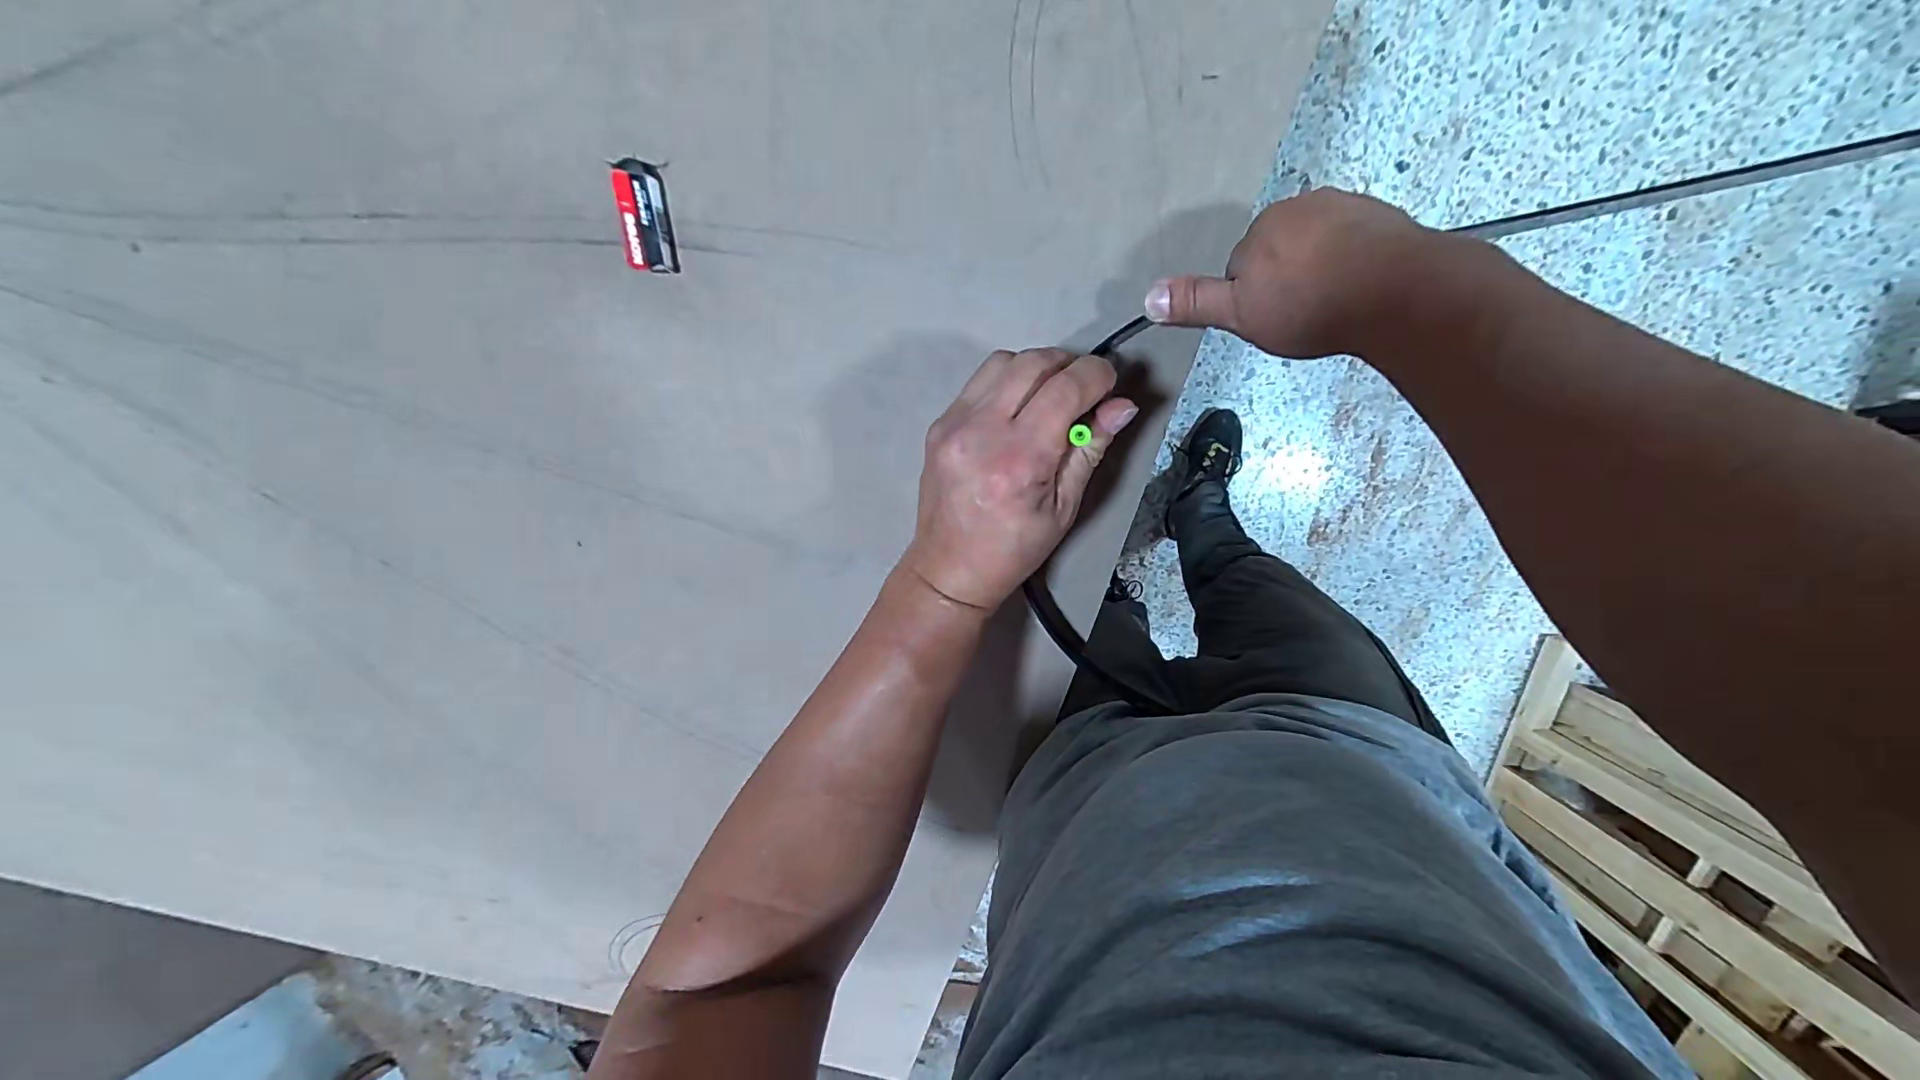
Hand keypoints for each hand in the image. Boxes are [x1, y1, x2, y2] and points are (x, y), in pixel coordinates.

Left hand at [902, 348, 1138, 610]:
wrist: (950, 568)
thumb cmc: (1012, 548)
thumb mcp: (1064, 507)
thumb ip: (1091, 449)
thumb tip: (1121, 406)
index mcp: (1019, 459)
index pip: (1066, 387)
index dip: (1097, 375)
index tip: (1109, 382)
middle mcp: (981, 432)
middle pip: (1033, 362)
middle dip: (1068, 365)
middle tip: (1083, 388)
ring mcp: (953, 424)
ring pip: (1003, 362)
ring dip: (1035, 368)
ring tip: (1050, 396)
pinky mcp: (939, 424)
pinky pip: (979, 382)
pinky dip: (1006, 383)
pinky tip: (1017, 410)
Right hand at [1142, 188, 1443, 358]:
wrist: (1396, 294)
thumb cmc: (1310, 306)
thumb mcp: (1240, 313)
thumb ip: (1195, 302)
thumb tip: (1148, 296)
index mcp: (1263, 227)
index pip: (1241, 266)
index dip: (1252, 297)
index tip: (1271, 317)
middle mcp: (1301, 205)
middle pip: (1278, 251)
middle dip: (1284, 279)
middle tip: (1300, 313)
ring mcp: (1346, 206)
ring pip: (1316, 246)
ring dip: (1318, 271)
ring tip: (1332, 304)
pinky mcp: (1383, 217)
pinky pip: (1353, 242)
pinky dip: (1352, 263)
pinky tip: (1359, 289)